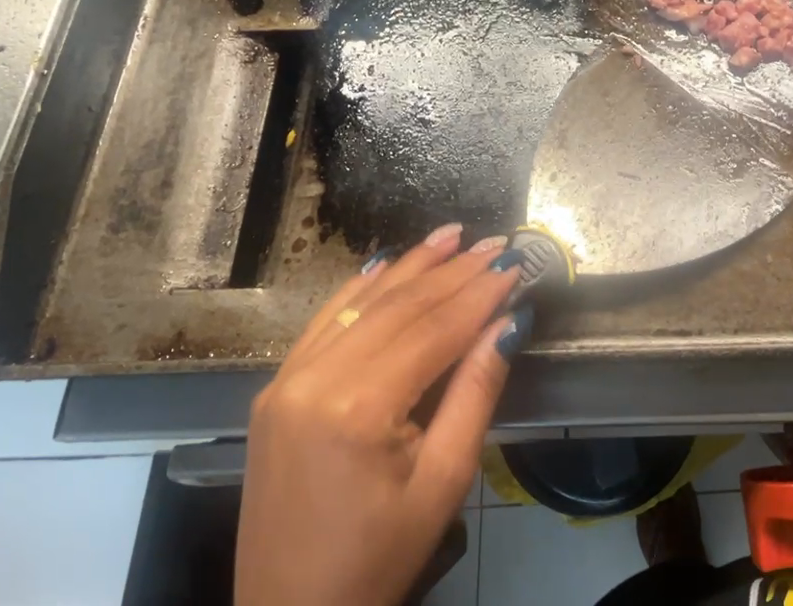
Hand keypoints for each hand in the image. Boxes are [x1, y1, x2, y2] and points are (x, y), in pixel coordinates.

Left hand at [235, 224, 528, 605]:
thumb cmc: (380, 556)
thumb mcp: (444, 480)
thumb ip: (476, 392)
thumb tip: (510, 323)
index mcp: (358, 408)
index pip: (434, 330)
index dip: (481, 294)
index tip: (517, 264)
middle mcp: (315, 380)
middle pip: (399, 308)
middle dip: (453, 272)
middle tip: (495, 243)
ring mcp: (286, 382)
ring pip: (361, 306)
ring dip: (409, 267)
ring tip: (451, 235)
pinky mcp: (275, 391)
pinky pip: (324, 324)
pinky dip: (361, 290)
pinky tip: (386, 263)